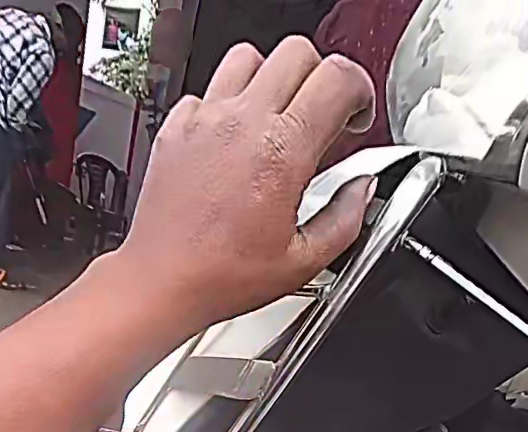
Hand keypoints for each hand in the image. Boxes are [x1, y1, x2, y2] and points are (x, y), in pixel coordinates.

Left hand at [108, 37, 376, 333]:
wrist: (164, 281)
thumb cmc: (222, 277)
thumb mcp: (302, 262)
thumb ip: (344, 220)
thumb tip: (362, 190)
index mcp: (281, 152)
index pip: (336, 79)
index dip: (360, 92)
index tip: (357, 116)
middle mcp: (241, 122)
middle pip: (297, 53)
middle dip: (322, 80)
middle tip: (324, 120)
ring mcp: (205, 118)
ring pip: (250, 58)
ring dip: (275, 81)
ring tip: (279, 123)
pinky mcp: (178, 127)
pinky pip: (210, 90)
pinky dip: (231, 104)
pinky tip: (238, 142)